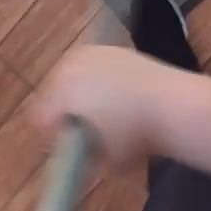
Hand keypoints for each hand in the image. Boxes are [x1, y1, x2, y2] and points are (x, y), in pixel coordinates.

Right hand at [32, 45, 190, 167]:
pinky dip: (98, 81)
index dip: (51, 137)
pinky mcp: (111, 49)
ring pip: (71, 77)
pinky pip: (93, 67)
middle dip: (64, 112)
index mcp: (58, 94)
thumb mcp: (102, 161)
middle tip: (84, 132)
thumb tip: (75, 158)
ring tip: (103, 113)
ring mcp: (90, 53)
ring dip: (79, 94)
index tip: (68, 150)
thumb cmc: (133, 136)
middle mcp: (67, 67)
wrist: (171, 104)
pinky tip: (118, 95)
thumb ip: (79, 160)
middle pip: (52, 93)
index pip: (39, 118)